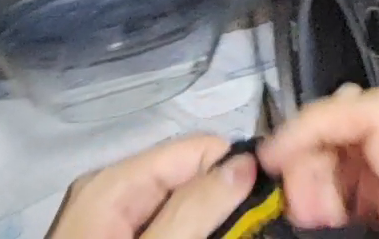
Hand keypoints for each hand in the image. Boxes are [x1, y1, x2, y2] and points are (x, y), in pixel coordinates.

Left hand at [48, 134, 258, 238]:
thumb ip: (195, 212)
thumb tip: (247, 163)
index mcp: (114, 185)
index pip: (198, 149)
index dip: (234, 174)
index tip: (264, 210)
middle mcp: (114, 195)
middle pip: (192, 178)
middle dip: (225, 206)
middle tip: (254, 233)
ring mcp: (114, 227)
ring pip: (186, 210)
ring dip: (213, 229)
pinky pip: (170, 231)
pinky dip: (191, 238)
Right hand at [258, 85, 378, 238]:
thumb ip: (338, 230)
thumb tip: (294, 219)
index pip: (376, 116)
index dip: (319, 121)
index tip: (275, 159)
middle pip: (357, 125)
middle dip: (312, 159)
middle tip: (297, 214)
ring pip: (352, 150)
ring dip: (315, 180)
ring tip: (309, 222)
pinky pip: (359, 179)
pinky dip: (329, 196)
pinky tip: (322, 225)